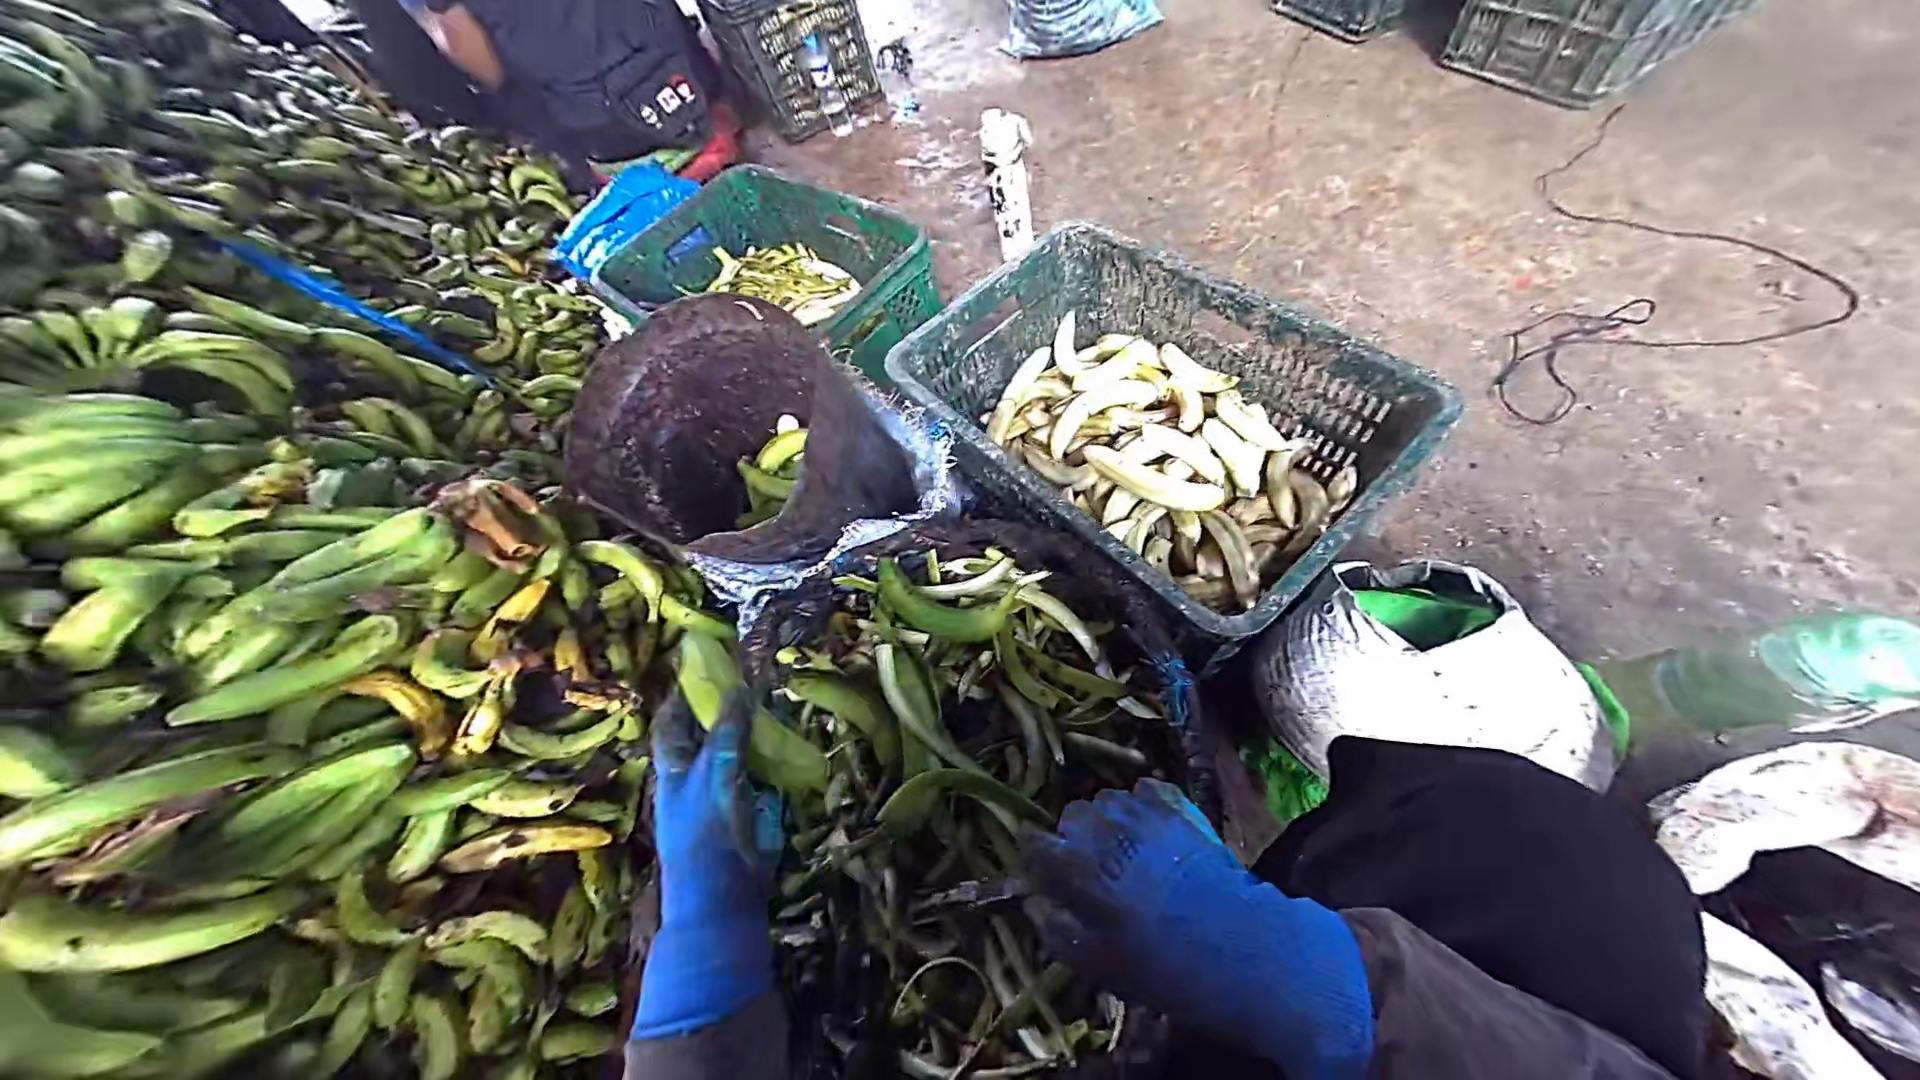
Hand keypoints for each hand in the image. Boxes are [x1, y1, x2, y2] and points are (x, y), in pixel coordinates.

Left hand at [632, 689, 776, 1038]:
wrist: (725, 894)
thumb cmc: (707, 831)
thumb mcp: (715, 774)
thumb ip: (729, 730)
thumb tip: (741, 689)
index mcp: (676, 764)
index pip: (674, 718)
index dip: (686, 691)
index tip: (706, 663)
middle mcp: (698, 771)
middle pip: (709, 727)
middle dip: (727, 703)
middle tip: (751, 674)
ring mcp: (725, 786)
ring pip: (739, 743)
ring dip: (754, 723)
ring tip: (774, 697)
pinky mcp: (752, 800)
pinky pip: (761, 764)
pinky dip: (772, 747)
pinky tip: (788, 734)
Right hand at [1023, 779, 1374, 1079]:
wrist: (1238, 946)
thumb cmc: (1161, 965)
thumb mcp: (1097, 964)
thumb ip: (1057, 930)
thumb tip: (1037, 905)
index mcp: (1072, 865)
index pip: (1032, 841)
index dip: (1035, 853)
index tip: (1044, 865)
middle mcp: (1097, 826)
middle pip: (1071, 816)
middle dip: (1077, 837)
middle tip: (1097, 866)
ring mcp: (1135, 809)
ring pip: (1107, 801)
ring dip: (1110, 821)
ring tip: (1130, 849)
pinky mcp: (1171, 802)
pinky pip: (1143, 791)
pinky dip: (1143, 806)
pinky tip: (1156, 832)